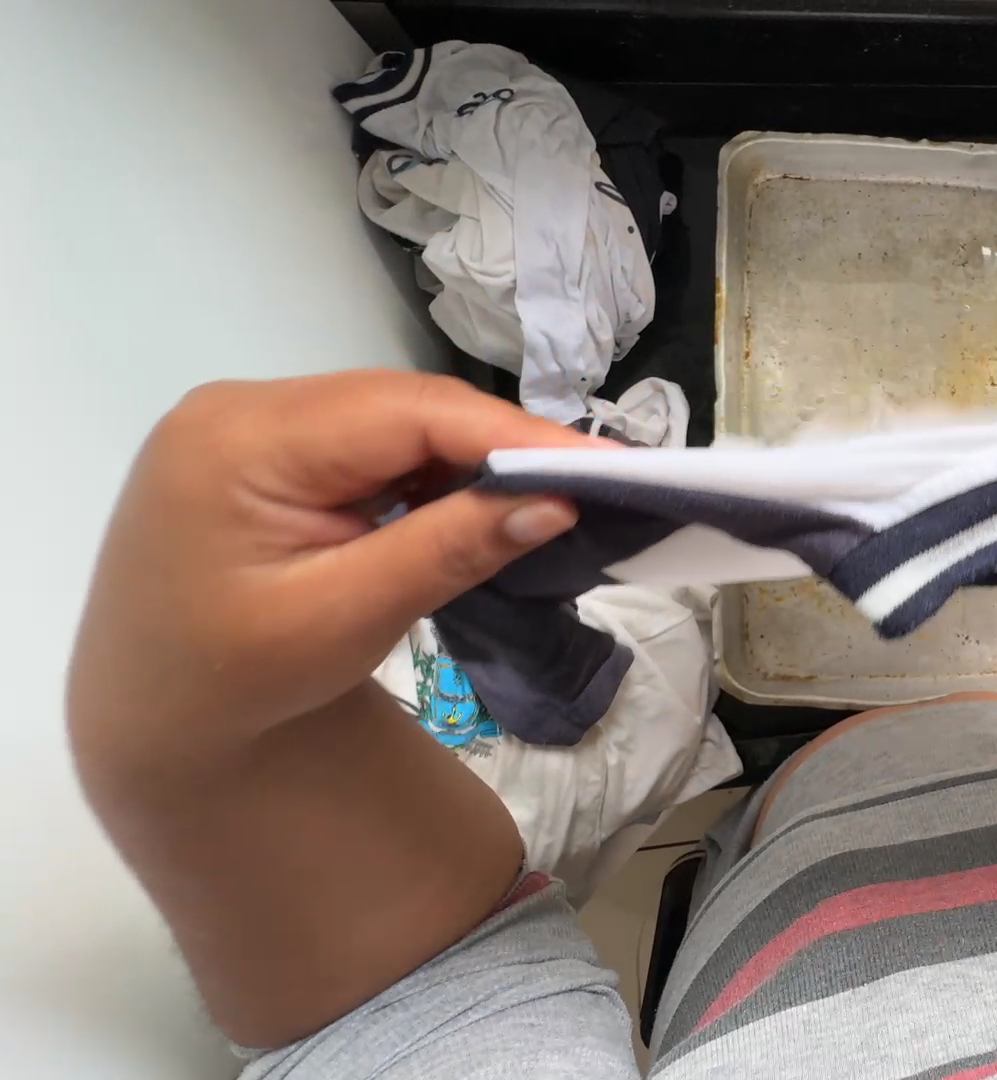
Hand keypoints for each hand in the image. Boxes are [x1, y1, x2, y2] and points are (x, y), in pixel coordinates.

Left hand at [69, 371, 597, 757]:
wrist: (166, 709)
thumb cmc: (242, 674)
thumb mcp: (350, 613)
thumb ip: (454, 548)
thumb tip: (559, 503)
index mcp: (244, 441)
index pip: (410, 413)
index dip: (515, 434)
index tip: (605, 464)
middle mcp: (253, 408)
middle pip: (415, 406)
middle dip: (509, 442)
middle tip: (595, 480)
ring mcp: (272, 424)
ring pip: (414, 419)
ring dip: (485, 457)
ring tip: (553, 493)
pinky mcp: (295, 449)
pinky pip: (396, 441)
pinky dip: (453, 470)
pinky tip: (485, 500)